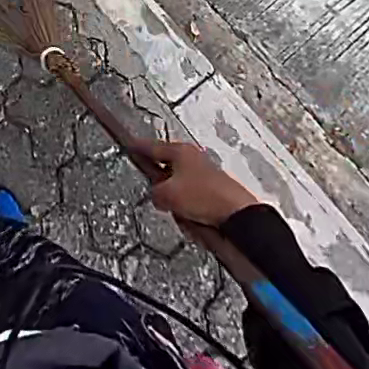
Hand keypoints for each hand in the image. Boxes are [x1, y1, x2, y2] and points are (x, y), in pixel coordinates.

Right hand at [142, 140, 260, 226]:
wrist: (238, 216)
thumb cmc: (203, 197)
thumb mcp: (167, 195)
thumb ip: (154, 193)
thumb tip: (157, 196)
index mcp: (180, 151)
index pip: (152, 147)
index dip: (138, 148)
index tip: (130, 145)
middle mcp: (193, 159)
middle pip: (167, 171)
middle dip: (165, 190)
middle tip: (165, 201)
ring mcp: (205, 175)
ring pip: (180, 190)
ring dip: (180, 205)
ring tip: (186, 216)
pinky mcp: (215, 191)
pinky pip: (194, 202)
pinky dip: (193, 212)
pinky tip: (197, 222)